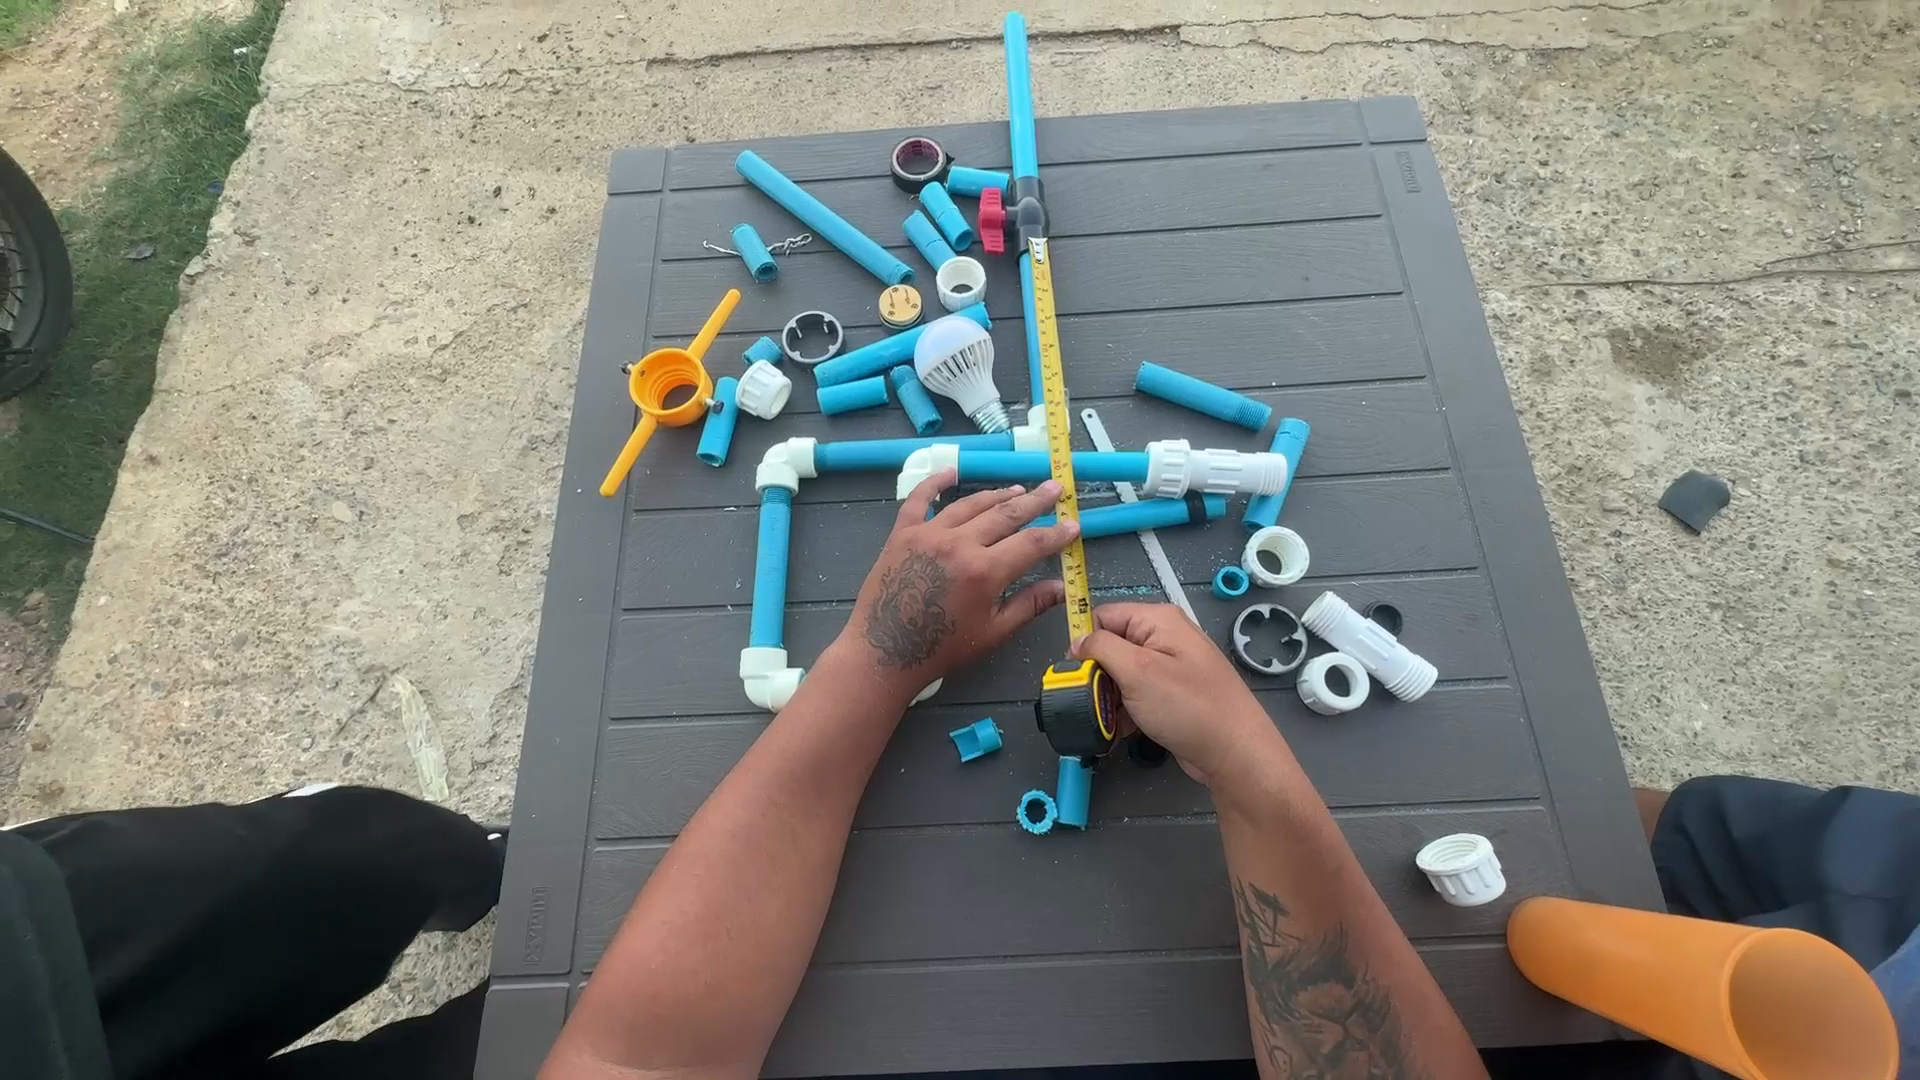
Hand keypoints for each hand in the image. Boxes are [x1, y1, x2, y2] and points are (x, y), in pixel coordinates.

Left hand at [835, 470, 1078, 698]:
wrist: (883, 652)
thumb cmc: (941, 649)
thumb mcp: (993, 633)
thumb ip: (1029, 605)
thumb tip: (1062, 587)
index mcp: (985, 571)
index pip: (1032, 543)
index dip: (1056, 533)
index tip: (1073, 524)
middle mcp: (959, 544)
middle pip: (1005, 514)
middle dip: (1035, 501)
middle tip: (1054, 488)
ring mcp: (928, 534)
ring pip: (970, 504)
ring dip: (997, 494)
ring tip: (1017, 489)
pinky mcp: (902, 533)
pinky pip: (920, 499)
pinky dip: (936, 483)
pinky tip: (952, 472)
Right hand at [1071, 603, 1282, 785]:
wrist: (1235, 753)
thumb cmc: (1188, 707)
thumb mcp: (1137, 671)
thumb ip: (1100, 648)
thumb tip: (1076, 641)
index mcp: (1158, 620)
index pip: (1104, 616)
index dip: (1085, 641)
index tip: (1076, 672)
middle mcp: (1164, 637)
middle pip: (1111, 646)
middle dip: (1097, 674)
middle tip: (1091, 700)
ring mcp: (1170, 666)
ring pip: (1121, 674)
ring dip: (1108, 696)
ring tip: (1105, 719)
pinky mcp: (1172, 694)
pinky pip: (1137, 694)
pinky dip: (1124, 709)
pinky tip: (1120, 729)